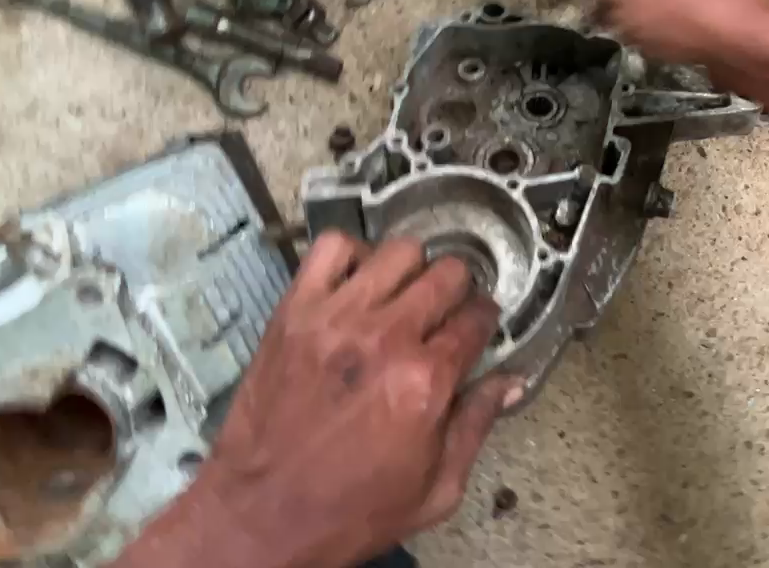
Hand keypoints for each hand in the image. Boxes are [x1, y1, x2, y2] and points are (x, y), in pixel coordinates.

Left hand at [115, 234, 520, 567]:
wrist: (257, 521)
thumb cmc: (345, 510)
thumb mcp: (435, 489)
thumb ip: (478, 424)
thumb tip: (511, 381)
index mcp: (425, 382)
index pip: (478, 317)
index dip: (484, 320)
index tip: (477, 325)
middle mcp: (385, 339)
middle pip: (448, 273)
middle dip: (457, 290)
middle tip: (444, 309)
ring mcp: (337, 319)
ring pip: (400, 251)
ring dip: (411, 270)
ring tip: (402, 294)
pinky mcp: (296, 312)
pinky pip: (332, 248)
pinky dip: (352, 254)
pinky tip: (358, 282)